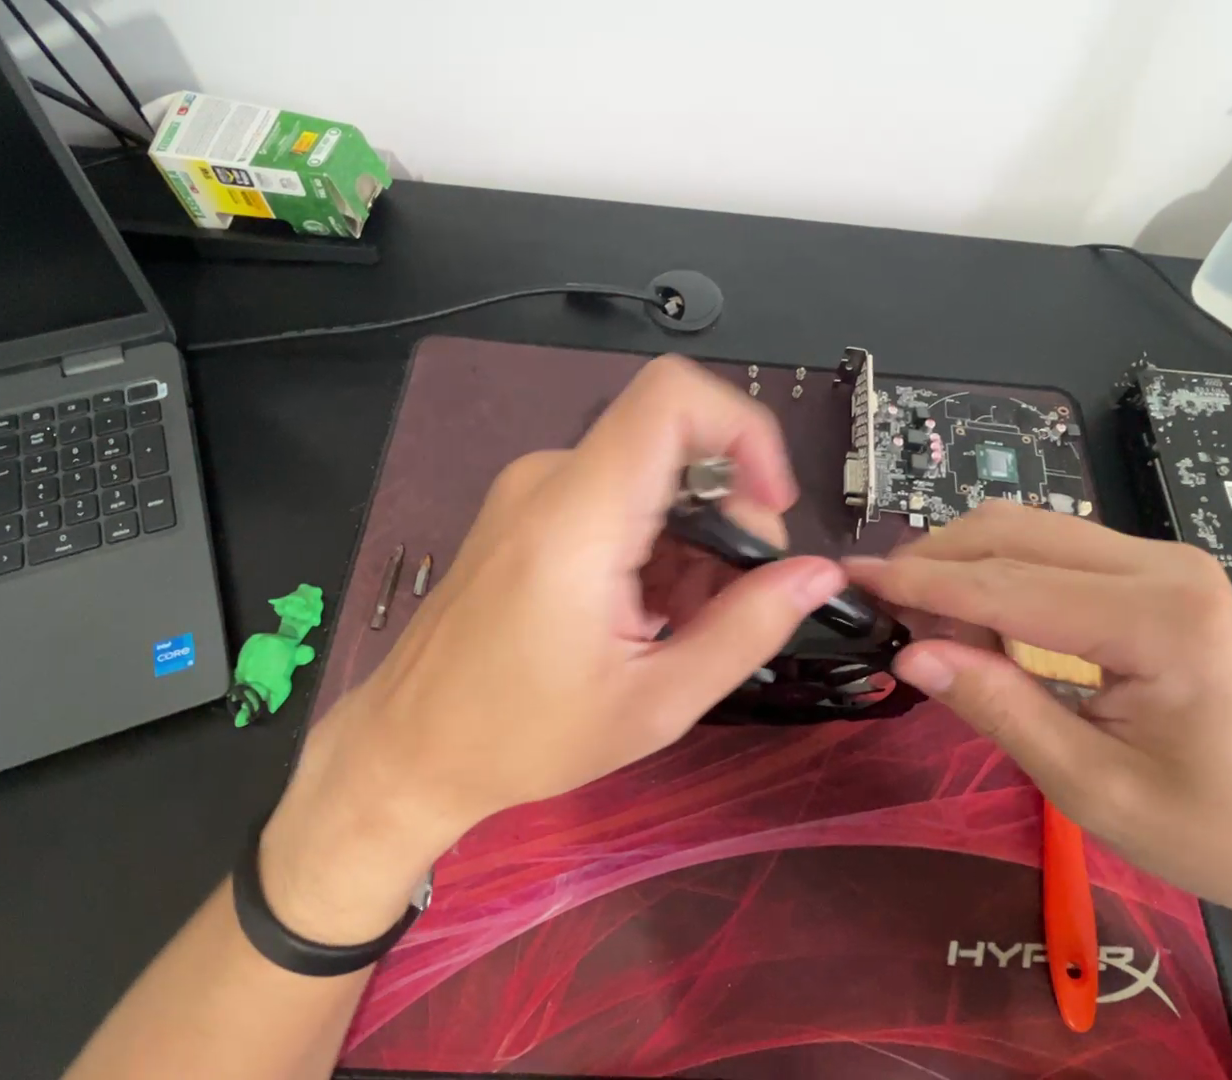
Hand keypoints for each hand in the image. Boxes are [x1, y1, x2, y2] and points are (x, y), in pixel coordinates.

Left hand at [259, 356, 846, 941]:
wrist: (411, 751)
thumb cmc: (525, 737)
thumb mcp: (657, 702)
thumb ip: (748, 629)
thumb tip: (819, 574)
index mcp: (578, 518)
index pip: (673, 398)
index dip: (745, 431)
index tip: (772, 508)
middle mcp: (550, 480)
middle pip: (674, 445)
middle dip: (728, 515)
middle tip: (735, 601)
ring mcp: (532, 492)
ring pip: (651, 477)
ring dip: (691, 541)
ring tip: (683, 624)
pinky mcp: (526, 511)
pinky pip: (615, 499)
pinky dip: (652, 546)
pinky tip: (647, 615)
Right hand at [846, 502, 1231, 953]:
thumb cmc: (1215, 834)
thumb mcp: (1091, 789)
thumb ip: (998, 708)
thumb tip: (909, 654)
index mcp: (1159, 618)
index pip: (1006, 583)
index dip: (918, 581)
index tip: (849, 579)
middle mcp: (1167, 566)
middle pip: (1016, 531)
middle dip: (935, 560)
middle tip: (880, 609)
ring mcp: (1170, 565)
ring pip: (1035, 531)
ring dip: (965, 563)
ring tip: (920, 618)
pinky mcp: (1164, 580)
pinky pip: (1061, 554)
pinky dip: (1002, 573)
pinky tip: (975, 616)